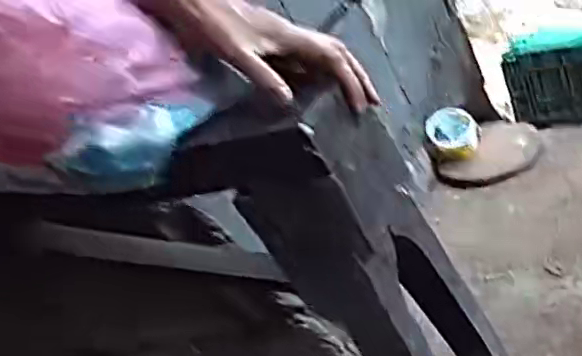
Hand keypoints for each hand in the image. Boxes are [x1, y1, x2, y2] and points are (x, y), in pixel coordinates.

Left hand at [150, 0, 380, 110]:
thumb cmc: (207, 21)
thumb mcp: (236, 52)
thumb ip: (265, 77)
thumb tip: (291, 102)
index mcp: (287, 37)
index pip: (333, 58)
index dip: (351, 82)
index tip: (360, 109)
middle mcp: (289, 36)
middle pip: (336, 52)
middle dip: (358, 77)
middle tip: (374, 103)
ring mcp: (279, 40)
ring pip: (324, 54)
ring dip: (344, 76)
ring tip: (356, 99)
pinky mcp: (269, 45)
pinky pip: (306, 61)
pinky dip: (322, 77)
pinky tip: (322, 94)